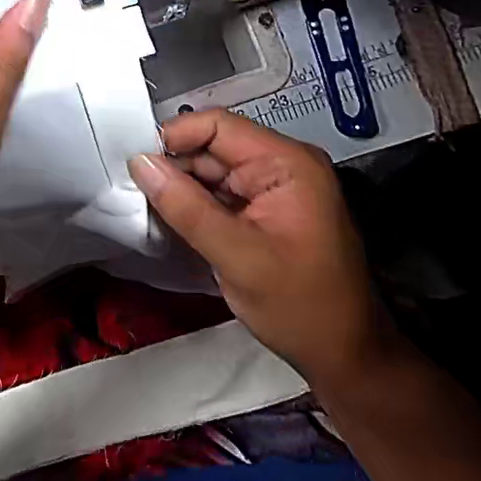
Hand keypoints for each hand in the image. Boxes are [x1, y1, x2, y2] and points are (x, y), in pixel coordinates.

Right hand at [127, 109, 393, 387]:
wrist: (344, 354)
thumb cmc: (302, 307)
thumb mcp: (238, 257)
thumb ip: (187, 207)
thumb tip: (141, 164)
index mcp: (287, 163)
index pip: (219, 126)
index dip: (175, 137)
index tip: (136, 164)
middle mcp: (281, 166)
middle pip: (212, 148)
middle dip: (174, 168)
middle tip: (136, 195)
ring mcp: (273, 189)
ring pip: (211, 174)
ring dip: (181, 191)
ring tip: (149, 212)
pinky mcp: (264, 211)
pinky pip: (219, 196)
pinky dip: (194, 208)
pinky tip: (172, 224)